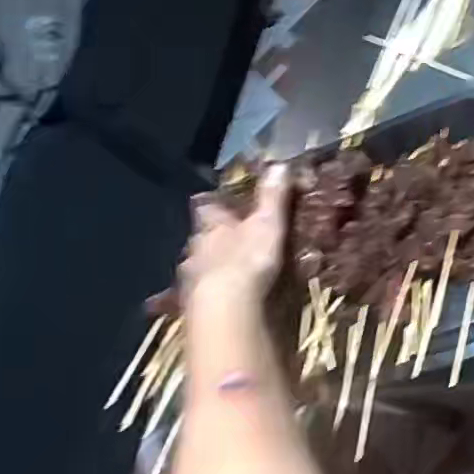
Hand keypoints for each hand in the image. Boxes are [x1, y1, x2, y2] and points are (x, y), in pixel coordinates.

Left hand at [181, 163, 290, 310]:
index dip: (216, 204)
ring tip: (239, 272)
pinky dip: (221, 292)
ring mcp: (193, 279)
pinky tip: (234, 298)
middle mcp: (195, 249)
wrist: (225, 309)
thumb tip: (279, 164)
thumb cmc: (246, 260)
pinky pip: (210, 292)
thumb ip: (272, 198)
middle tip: (239, 240)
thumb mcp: (267, 225)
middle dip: (218, 238)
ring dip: (217, 266)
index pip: (207, 207)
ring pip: (204, 265)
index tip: (226, 203)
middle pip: (204, 237)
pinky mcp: (199, 306)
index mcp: (209, 226)